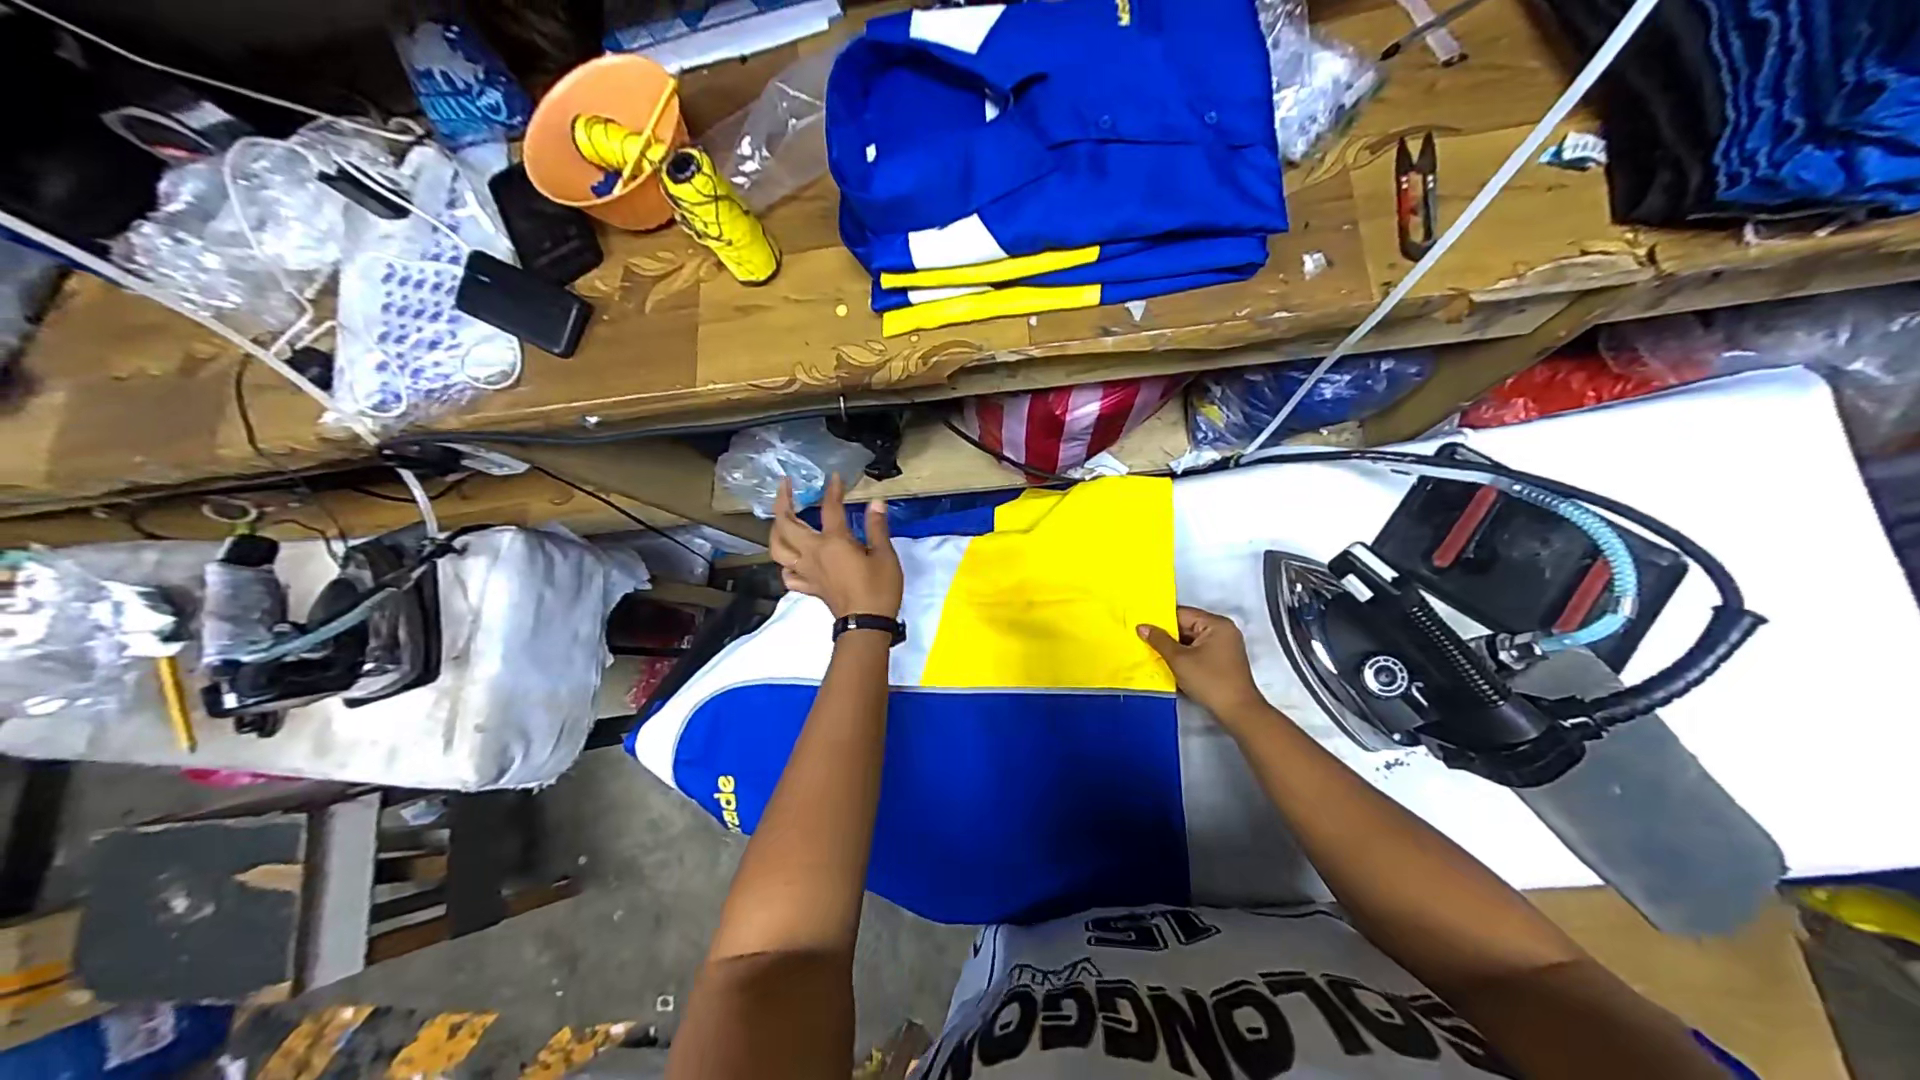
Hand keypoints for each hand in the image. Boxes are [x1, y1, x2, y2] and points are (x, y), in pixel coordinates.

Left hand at [771, 474, 903, 620]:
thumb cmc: (878, 588)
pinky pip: (787, 574)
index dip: (832, 490)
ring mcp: (807, 572)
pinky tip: (791, 559)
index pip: (829, 508)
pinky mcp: (808, 587)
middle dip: (783, 502)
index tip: (834, 477)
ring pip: (778, 549)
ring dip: (775, 530)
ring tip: (781, 519)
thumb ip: (877, 526)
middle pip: (786, 525)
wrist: (866, 625)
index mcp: (833, 542)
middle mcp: (812, 554)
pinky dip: (785, 564)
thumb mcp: (884, 554)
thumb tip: (875, 502)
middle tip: (786, 486)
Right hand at [1138, 606, 1269, 721]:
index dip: (1161, 619)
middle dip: (1167, 634)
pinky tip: (1170, 661)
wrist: (1238, 711)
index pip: (1182, 613)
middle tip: (1143, 639)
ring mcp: (1225, 645)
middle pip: (1188, 625)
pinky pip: (1199, 649)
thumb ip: (1159, 640)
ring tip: (1153, 651)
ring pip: (1193, 639)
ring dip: (1175, 646)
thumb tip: (1142, 627)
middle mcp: (1223, 630)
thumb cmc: (1209, 681)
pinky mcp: (1223, 659)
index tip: (1142, 625)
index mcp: (1216, 624)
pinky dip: (1186, 654)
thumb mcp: (1179, 660)